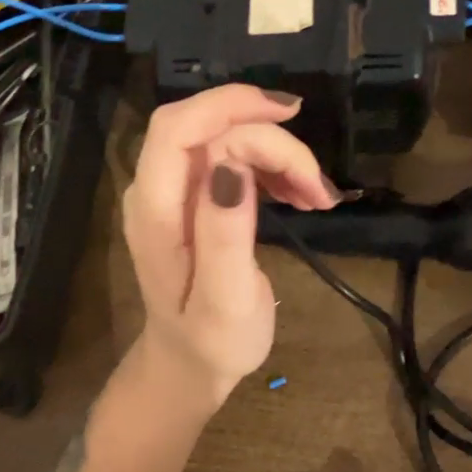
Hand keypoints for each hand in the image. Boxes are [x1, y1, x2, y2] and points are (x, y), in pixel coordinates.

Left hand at [120, 85, 340, 405]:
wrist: (189, 364)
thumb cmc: (212, 342)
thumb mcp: (226, 302)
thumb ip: (225, 233)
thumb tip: (232, 161)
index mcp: (154, 213)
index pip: (175, 129)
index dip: (228, 106)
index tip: (290, 116)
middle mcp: (154, 191)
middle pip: (203, 126)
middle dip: (264, 135)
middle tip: (315, 180)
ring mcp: (172, 192)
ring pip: (222, 139)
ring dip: (274, 153)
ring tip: (316, 196)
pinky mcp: (193, 197)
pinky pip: (231, 158)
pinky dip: (270, 166)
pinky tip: (300, 195)